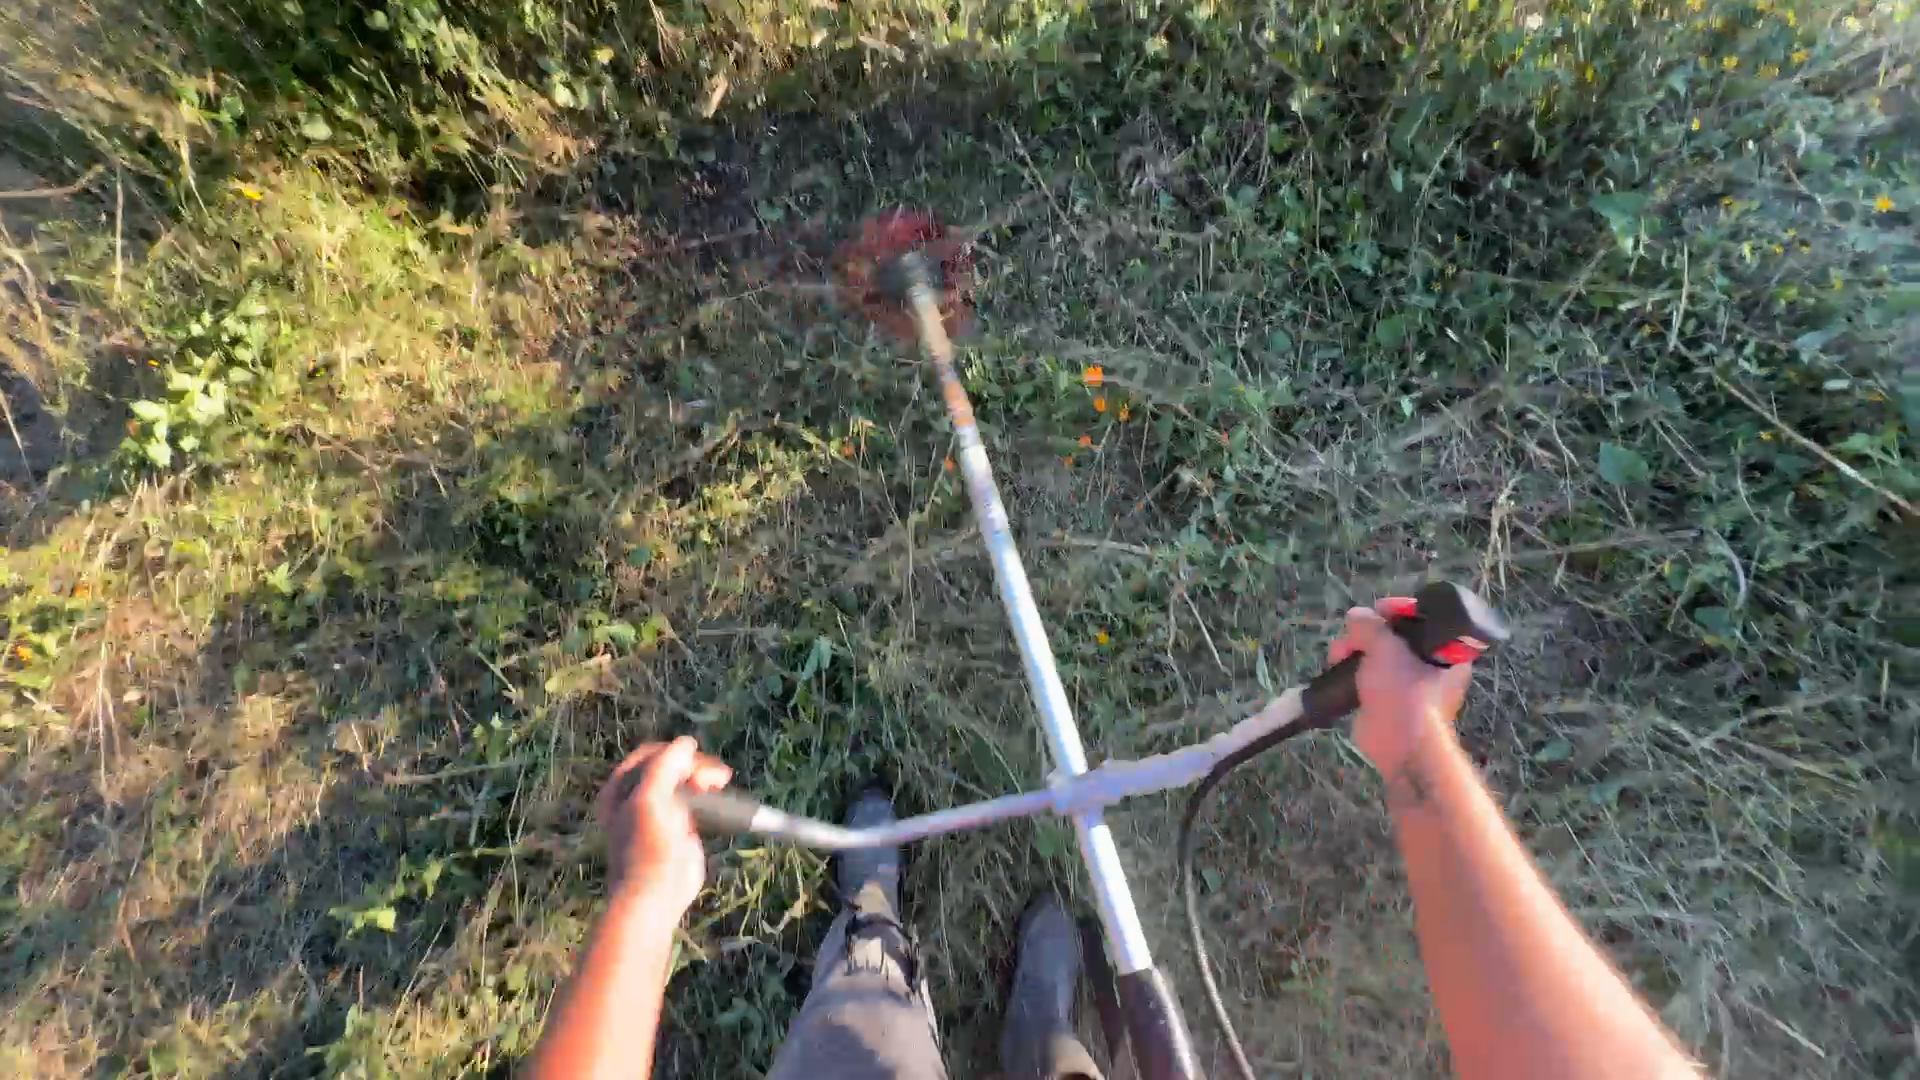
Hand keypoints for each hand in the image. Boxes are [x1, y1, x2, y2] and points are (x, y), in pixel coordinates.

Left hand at [596, 737, 731, 914]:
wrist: (656, 893)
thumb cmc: (647, 845)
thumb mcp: (650, 798)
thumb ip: (665, 766)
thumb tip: (687, 742)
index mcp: (622, 788)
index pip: (651, 754)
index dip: (674, 753)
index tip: (694, 762)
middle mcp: (640, 795)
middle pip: (673, 764)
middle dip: (694, 765)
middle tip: (713, 777)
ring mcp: (662, 809)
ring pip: (688, 778)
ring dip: (705, 775)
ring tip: (721, 782)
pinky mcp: (683, 823)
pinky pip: (698, 796)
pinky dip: (710, 791)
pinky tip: (719, 792)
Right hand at [1328, 599, 1474, 779]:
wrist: (1400, 742)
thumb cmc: (1404, 691)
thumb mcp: (1387, 648)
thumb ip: (1370, 626)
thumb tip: (1356, 616)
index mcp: (1445, 651)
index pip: (1423, 617)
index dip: (1398, 609)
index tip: (1377, 610)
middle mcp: (1429, 664)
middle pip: (1392, 634)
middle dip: (1365, 633)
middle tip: (1351, 639)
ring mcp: (1406, 682)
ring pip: (1375, 652)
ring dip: (1353, 649)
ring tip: (1338, 657)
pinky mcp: (1385, 696)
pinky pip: (1366, 672)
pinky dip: (1352, 668)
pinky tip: (1339, 670)